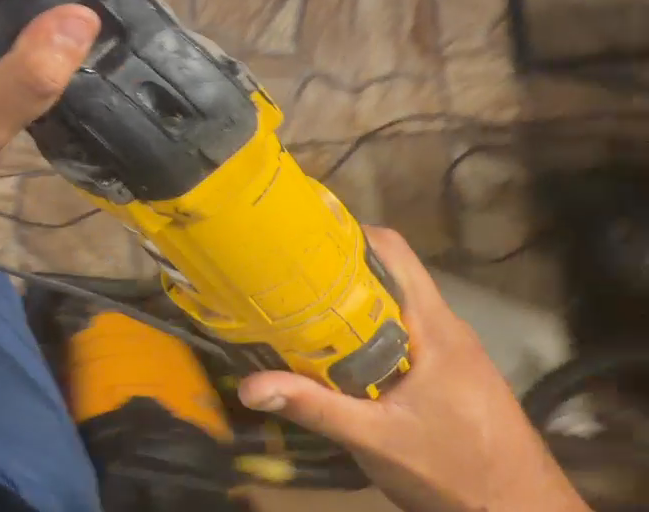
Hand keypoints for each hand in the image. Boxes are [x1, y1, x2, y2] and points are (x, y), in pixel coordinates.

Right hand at [237, 229, 590, 511]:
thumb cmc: (460, 475)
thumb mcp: (378, 442)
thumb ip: (315, 408)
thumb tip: (247, 386)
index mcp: (435, 328)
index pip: (391, 252)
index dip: (342, 232)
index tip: (290, 232)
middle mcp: (444, 327)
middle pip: (382, 273)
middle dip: (328, 264)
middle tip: (272, 266)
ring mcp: (448, 349)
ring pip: (387, 301)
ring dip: (341, 296)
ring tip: (286, 298)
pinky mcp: (446, 371)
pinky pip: (395, 327)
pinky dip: (357, 323)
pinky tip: (325, 342)